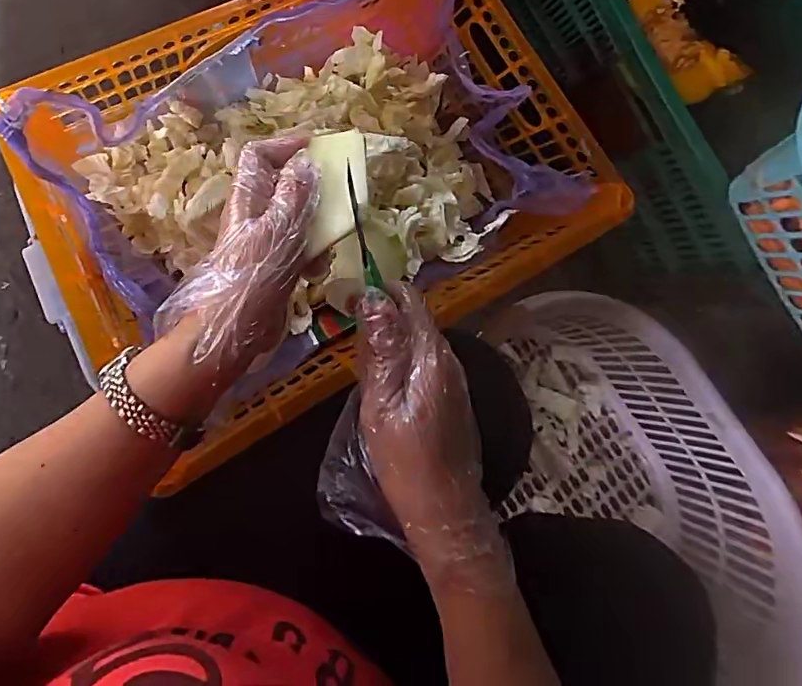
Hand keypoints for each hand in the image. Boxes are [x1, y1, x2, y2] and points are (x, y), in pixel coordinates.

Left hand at [151, 135, 318, 382]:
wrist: (232, 333)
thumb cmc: (251, 278)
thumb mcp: (277, 232)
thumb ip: (294, 196)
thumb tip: (305, 162)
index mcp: (247, 200)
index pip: (258, 156)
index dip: (283, 145)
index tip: (315, 145)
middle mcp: (255, 215)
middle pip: (284, 185)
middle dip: (313, 189)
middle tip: (338, 194)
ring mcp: (265, 240)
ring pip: (298, 218)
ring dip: (318, 227)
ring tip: (329, 241)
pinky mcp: (275, 264)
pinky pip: (300, 247)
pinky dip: (312, 255)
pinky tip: (317, 270)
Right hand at [357, 284, 504, 575]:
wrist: (446, 513)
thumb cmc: (406, 461)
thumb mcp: (381, 403)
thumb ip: (380, 349)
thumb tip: (373, 297)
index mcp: (432, 355)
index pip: (410, 300)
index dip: (381, 289)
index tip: (349, 294)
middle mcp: (448, 358)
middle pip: (413, 316)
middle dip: (381, 315)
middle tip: (348, 335)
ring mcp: (453, 376)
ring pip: (416, 337)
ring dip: (388, 339)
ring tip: (359, 360)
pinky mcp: (450, 393)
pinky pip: (421, 359)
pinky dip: (398, 359)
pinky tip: (381, 381)